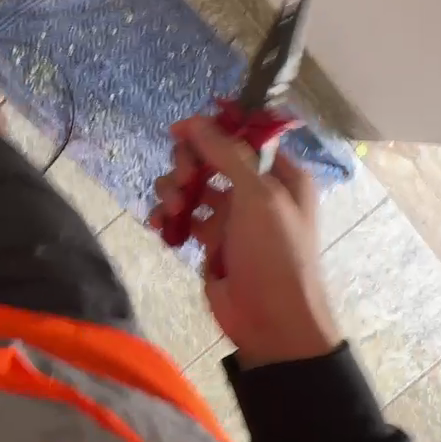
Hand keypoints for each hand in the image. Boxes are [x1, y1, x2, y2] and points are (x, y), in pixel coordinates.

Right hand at [148, 115, 340, 368]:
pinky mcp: (208, 239)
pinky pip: (180, 215)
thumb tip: (192, 120)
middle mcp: (256, 189)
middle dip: (187, 165)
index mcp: (280, 174)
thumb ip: (225, 154)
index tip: (179, 133)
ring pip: (189, 185)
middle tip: (184, 181)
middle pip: (208, 157)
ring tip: (172, 212)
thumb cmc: (275, 253)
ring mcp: (231, 215)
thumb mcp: (257, 196)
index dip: (208, 130)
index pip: (239, 136)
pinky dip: (166, 217)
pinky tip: (160, 227)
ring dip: (173, 192)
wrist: (271, 320)